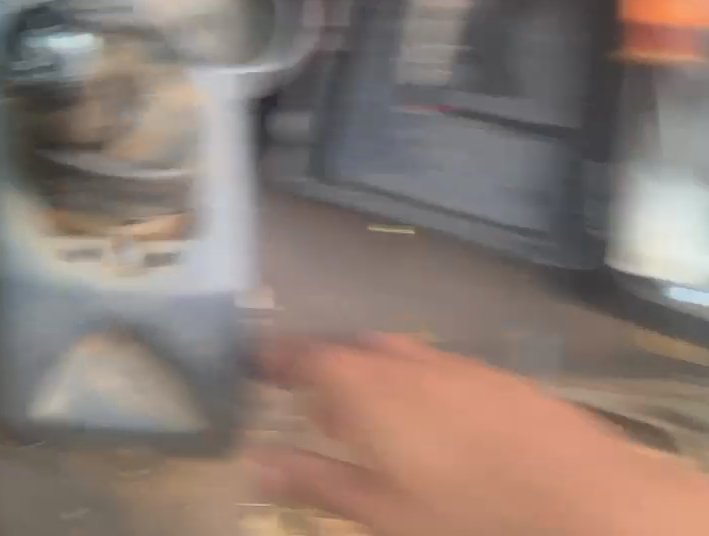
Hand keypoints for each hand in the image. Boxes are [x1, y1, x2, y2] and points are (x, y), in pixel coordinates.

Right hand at [252, 333, 708, 535]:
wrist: (610, 514)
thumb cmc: (473, 514)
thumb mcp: (384, 510)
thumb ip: (315, 479)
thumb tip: (252, 462)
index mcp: (357, 382)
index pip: (295, 354)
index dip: (271, 358)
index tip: (254, 367)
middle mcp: (399, 361)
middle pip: (347, 350)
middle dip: (329, 368)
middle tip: (322, 405)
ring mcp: (458, 367)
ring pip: (400, 357)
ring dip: (380, 376)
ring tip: (384, 417)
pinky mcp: (509, 383)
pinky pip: (449, 372)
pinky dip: (430, 387)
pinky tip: (450, 427)